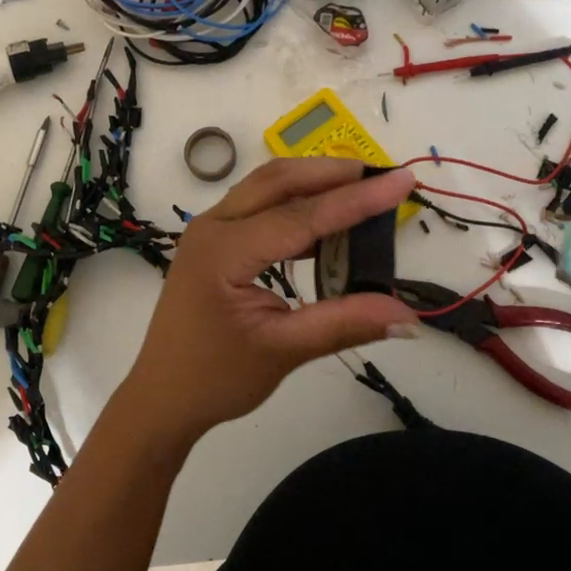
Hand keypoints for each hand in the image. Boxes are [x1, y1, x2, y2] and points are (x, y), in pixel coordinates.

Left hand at [114, 159, 419, 444]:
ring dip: (314, 184)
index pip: (301, 216)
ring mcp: (210, 230)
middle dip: (334, 173)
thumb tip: (408, 318)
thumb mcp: (282, 352)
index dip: (356, 199)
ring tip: (364, 192)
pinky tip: (328, 225)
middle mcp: (213, 226)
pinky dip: (297, 205)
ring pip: (267, 188)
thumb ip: (344, 324)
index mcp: (223, 251)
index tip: (402, 181)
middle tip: (385, 177)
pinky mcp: (215, 240)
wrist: (161, 397)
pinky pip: (260, 207)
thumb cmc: (214, 378)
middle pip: (279, 181)